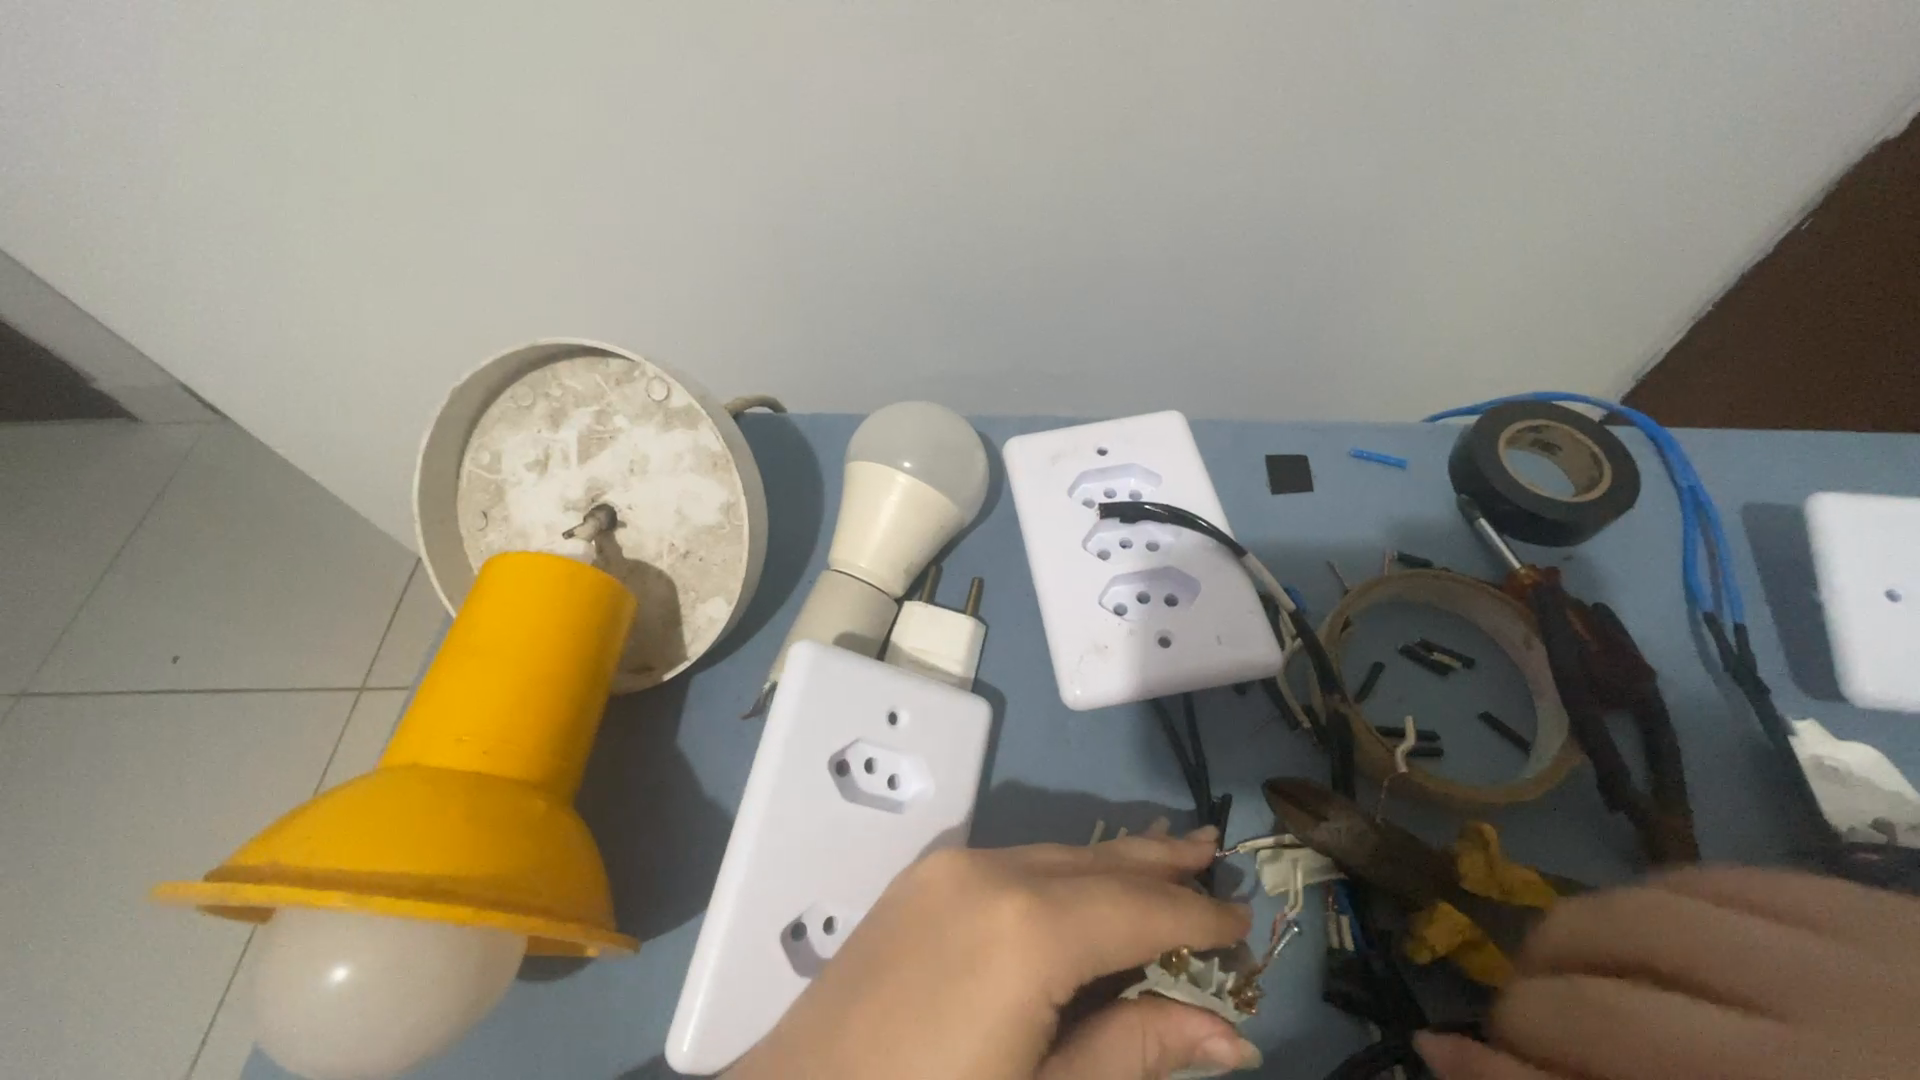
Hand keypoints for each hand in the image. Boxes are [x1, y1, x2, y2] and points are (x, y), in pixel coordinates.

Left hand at [726, 822, 1261, 1079]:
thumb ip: (1135, 1051)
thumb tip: (1229, 1033)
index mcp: (1029, 928)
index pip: (1140, 911)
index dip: (1197, 919)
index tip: (1243, 923)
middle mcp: (990, 872)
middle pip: (1098, 863)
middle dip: (1160, 865)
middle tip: (1214, 855)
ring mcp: (947, 867)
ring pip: (1055, 854)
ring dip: (1111, 862)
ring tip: (1167, 858)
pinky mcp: (919, 877)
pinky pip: (1012, 861)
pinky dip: (1061, 869)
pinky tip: (1084, 882)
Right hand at [1416, 866, 1919, 1079]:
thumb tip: (1452, 1057)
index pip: (1592, 1077)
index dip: (1495, 1075)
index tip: (1442, 1053)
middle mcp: (1827, 1060)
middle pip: (1595, 1008)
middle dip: (1524, 1014)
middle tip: (1525, 1032)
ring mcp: (1866, 975)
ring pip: (1641, 920)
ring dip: (1572, 943)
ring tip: (1570, 971)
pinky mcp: (1892, 917)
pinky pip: (1723, 878)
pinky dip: (1657, 902)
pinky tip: (1656, 931)